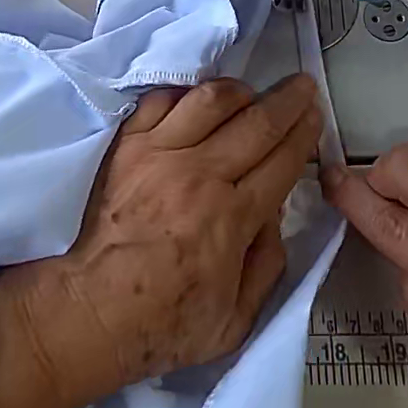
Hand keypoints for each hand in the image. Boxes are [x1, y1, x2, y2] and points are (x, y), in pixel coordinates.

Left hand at [0, 76, 322, 407]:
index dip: (305, 133)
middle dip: (287, 100)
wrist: (92, 307)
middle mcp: (200, 174)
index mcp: (233, 216)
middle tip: (301, 87)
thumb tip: (273, 210)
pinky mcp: (126, 147)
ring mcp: (158, 155)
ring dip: (238, 90)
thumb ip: (267, 260)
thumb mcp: (238, 317)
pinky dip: (182, 95)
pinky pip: (158, 102)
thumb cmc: (165, 321)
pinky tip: (194, 100)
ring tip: (250, 93)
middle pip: (256, 121)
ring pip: (209, 100)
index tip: (315, 115)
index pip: (282, 158)